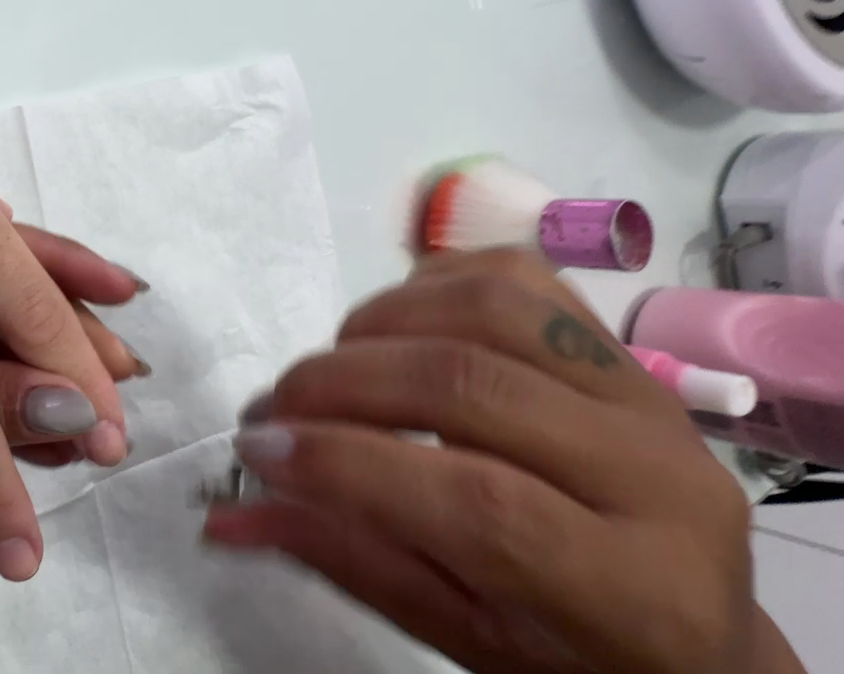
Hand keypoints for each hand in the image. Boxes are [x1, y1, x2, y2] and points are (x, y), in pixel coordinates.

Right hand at [206, 250, 802, 673]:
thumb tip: (221, 516)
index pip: (476, 503)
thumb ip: (341, 557)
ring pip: (486, 306)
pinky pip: (511, 275)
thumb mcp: (453, 630)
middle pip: (468, 385)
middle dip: (336, 385)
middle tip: (273, 409)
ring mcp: (642, 393)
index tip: (256, 450)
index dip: (346, 464)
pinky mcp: (617, 344)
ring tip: (332, 370)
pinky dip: (426, 285)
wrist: (690, 623)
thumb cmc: (564, 649)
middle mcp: (656, 474)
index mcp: (633, 587)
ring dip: (374, 324)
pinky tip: (393, 329)